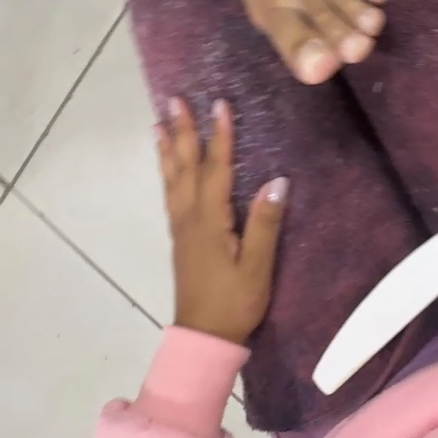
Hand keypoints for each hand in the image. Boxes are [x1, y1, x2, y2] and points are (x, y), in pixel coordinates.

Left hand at [158, 97, 286, 344]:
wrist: (203, 338)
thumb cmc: (235, 302)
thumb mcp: (257, 266)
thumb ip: (265, 224)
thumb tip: (278, 181)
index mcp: (209, 221)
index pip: (215, 169)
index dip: (220, 136)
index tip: (220, 104)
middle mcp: (189, 218)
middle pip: (185, 166)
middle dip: (182, 131)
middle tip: (175, 99)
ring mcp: (181, 227)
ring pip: (172, 178)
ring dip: (168, 148)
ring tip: (160, 122)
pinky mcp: (181, 237)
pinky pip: (170, 193)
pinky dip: (167, 171)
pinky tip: (168, 165)